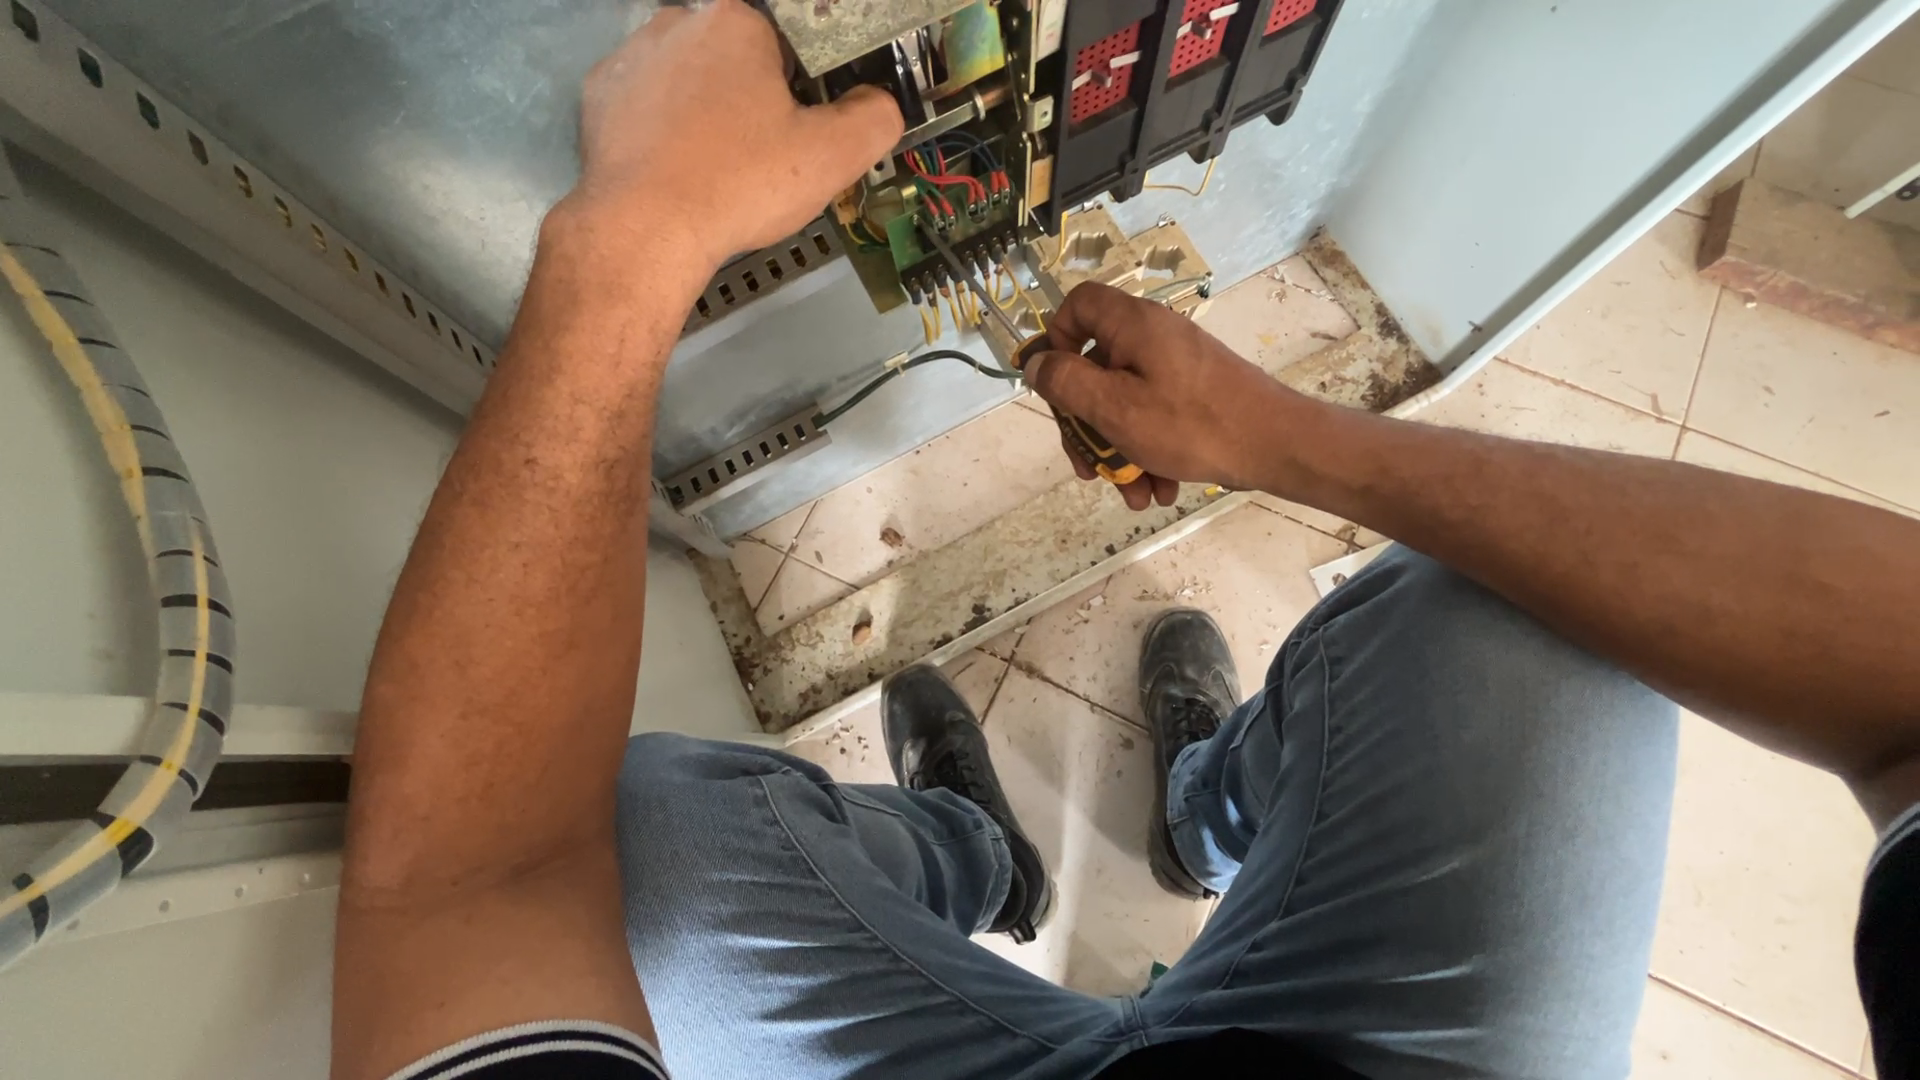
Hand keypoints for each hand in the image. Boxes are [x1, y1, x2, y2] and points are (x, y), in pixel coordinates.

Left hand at [560, 0, 902, 271]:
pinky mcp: (598, 97)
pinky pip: (645, 108)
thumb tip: (881, 104)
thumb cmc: (743, 183)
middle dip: (748, 104)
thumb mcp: (832, 157)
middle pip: (733, 63)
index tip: (793, 141)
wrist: (647, 227)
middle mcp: (677, 20)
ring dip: (704, 117)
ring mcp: (629, 57)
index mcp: (738, 22)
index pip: (785, 48)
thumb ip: (873, 119)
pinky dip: (662, 135)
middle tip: (756, 165)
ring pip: (687, 83)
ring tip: (713, 174)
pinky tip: (674, 173)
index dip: (797, 97)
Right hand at [1025, 283, 1321, 509]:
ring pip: (1124, 402)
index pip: (1079, 305)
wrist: (1277, 445)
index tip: (1056, 385)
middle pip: (1097, 368)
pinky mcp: (1194, 392)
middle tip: (1088, 467)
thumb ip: (1066, 383)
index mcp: (1132, 326)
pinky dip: (1149, 451)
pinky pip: (1154, 415)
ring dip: (1120, 452)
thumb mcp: (1114, 408)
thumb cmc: (1190, 424)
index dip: (1057, 340)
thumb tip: (1033, 363)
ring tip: (1133, 494)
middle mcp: (1153, 337)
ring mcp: (1176, 366)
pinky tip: (1158, 489)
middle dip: (1088, 426)